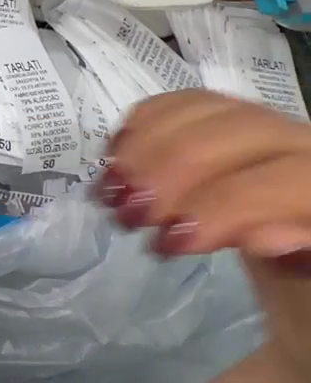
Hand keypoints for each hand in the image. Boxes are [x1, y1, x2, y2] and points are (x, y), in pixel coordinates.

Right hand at [103, 91, 310, 376]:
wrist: (304, 291)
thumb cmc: (305, 300)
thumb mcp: (310, 296)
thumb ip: (296, 264)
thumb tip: (258, 236)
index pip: (289, 182)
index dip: (225, 204)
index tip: (171, 241)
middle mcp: (308, 146)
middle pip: (237, 134)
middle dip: (169, 172)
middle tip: (127, 214)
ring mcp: (267, 127)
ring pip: (203, 110)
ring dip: (144, 147)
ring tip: (112, 188)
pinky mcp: (226, 120)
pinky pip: (181, 102)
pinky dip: (141, 124)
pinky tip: (119, 157)